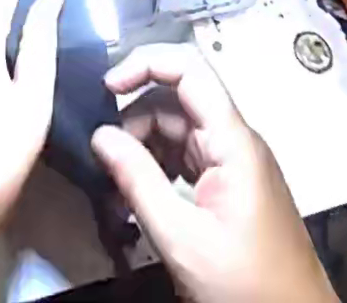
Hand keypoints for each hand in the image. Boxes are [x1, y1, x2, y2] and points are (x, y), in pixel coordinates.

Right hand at [92, 45, 336, 302]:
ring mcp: (232, 159)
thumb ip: (139, 181)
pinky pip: (186, 156)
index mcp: (232, 137)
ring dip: (143, 146)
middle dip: (137, 117)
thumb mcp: (182, 237)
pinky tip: (136, 193)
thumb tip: (101, 135)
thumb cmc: (245, 283)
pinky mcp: (228, 182)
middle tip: (104, 156)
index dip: (147, 64)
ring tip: (115, 183)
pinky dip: (158, 166)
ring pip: (178, 128)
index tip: (108, 86)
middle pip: (179, 100)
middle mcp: (234, 137)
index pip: (190, 70)